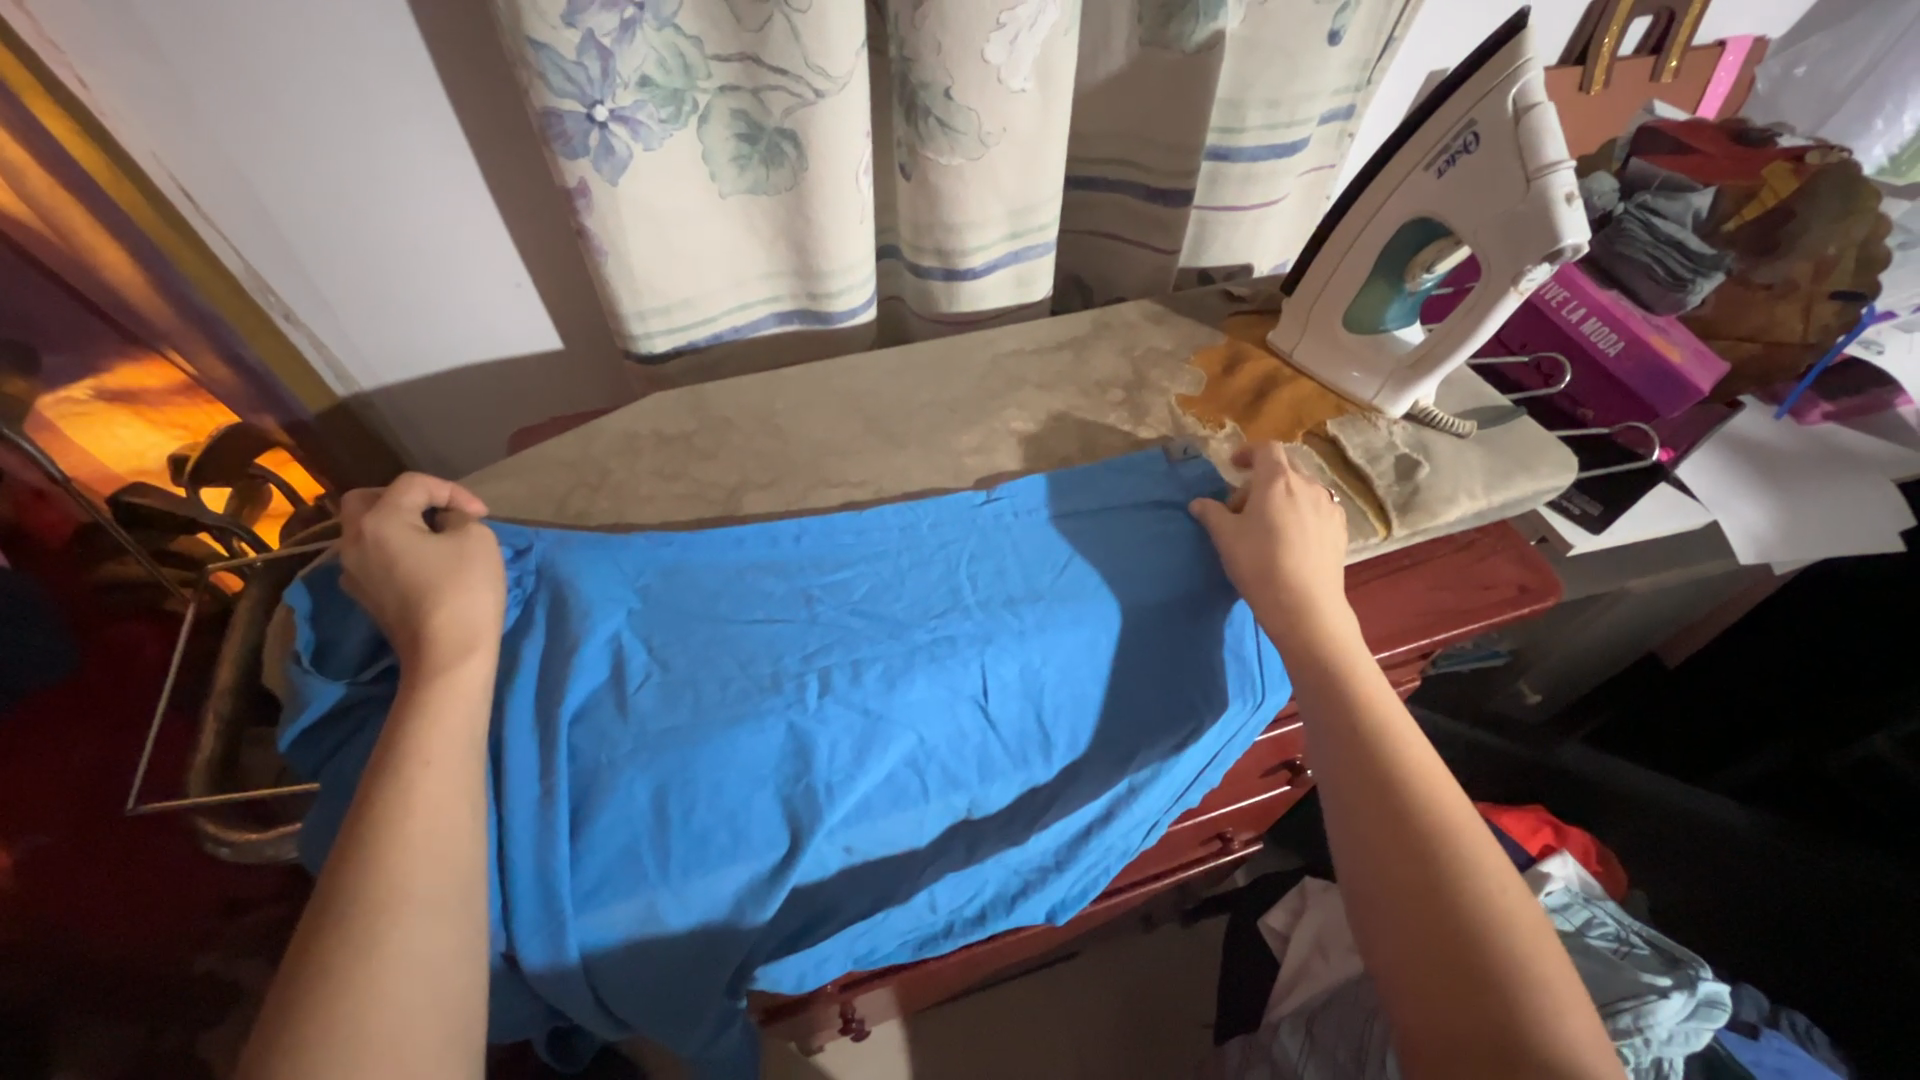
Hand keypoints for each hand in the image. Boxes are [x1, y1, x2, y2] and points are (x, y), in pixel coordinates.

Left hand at [337, 473, 505, 678]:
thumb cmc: (464, 590)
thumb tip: (446, 523)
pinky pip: (372, 557)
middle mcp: (353, 541)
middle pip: (367, 500)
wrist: (448, 653)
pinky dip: (395, 550)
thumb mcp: (477, 538)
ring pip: (366, 530)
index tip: (481, 514)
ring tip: (435, 537)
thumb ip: (458, 517)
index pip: (412, 484)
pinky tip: (423, 563)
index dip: (452, 490)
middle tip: (441, 512)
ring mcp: (352, 571)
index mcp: (378, 520)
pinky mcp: (364, 595)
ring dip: (398, 525)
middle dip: (407, 499)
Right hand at [1188, 442, 1351, 635]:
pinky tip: (1291, 540)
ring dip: (1282, 498)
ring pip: (1302, 490)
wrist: (1304, 604)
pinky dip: (1301, 513)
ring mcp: (1329, 506)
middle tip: (1243, 507)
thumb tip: (1198, 503)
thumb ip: (1211, 513)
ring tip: (1268, 526)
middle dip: (1261, 480)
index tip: (1233, 467)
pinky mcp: (1340, 529)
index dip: (1248, 453)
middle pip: (1285, 468)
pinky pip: (1317, 509)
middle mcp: (1308, 485)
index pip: (1266, 449)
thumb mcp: (1225, 537)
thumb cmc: (1258, 563)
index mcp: (1277, 480)